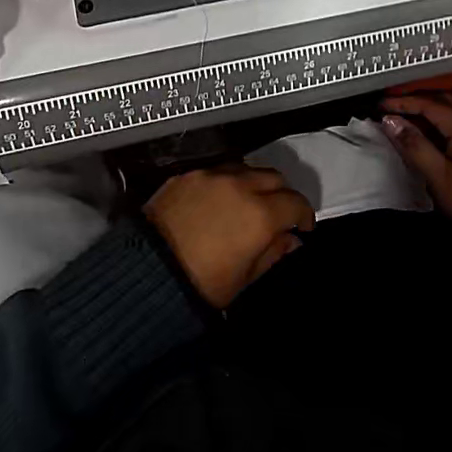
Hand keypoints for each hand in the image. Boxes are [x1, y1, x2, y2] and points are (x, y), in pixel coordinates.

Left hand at [144, 166, 315, 308]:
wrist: (146, 271)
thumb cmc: (202, 283)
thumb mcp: (245, 278)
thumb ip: (273, 253)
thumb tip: (291, 239)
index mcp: (261, 214)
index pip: (296, 202)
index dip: (305, 215)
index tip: (303, 227)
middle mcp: (240, 186)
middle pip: (274, 177)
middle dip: (282, 194)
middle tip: (278, 213)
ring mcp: (211, 176)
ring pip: (246, 168)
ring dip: (254, 183)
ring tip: (249, 202)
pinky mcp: (187, 175)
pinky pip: (217, 171)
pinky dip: (227, 182)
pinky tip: (220, 199)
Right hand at [380, 92, 451, 219]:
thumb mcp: (437, 174)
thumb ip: (414, 145)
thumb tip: (392, 123)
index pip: (430, 105)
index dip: (404, 102)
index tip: (384, 105)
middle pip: (445, 99)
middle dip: (419, 98)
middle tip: (397, 104)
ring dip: (433, 107)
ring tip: (411, 116)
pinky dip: (445, 118)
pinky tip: (433, 131)